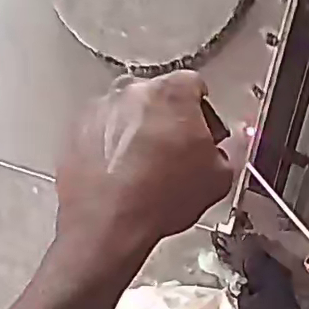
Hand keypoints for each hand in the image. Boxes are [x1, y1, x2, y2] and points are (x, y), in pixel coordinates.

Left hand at [55, 71, 235, 268]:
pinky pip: (104, 131)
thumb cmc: (161, 198)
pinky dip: (114, 146)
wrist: (109, 223)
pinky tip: (125, 176)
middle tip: (179, 154)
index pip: (196, 85)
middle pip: (160, 97)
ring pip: (130, 113)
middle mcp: (133, 91)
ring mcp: (101, 108)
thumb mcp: (219, 178)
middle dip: (171, 120)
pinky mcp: (77, 129)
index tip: (204, 132)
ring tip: (149, 170)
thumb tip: (231, 144)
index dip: (204, 111)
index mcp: (173, 93)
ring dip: (141, 132)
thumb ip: (230, 150)